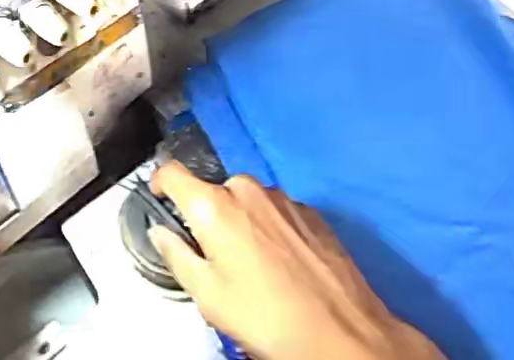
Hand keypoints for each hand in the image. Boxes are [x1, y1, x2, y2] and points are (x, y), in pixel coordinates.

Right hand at [150, 162, 443, 359]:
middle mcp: (244, 189)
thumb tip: (162, 233)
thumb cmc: (270, 320)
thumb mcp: (208, 296)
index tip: (162, 201)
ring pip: (247, 200)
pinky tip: (286, 262)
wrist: (353, 345)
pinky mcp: (315, 215)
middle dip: (209, 213)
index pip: (170, 171)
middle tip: (218, 251)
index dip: (160, 184)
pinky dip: (274, 227)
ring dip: (243, 219)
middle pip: (212, 189)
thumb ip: (176, 255)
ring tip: (257, 260)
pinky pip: (279, 211)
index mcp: (212, 204)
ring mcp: (283, 199)